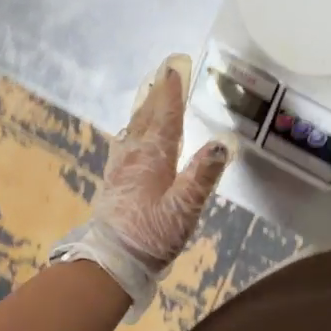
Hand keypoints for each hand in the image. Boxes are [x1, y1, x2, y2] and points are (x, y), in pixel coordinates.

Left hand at [50, 55, 230, 303]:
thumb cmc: (151, 235)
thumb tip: (220, 144)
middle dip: (157, 96)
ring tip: (149, 95)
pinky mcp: (114, 182)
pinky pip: (125, 144)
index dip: (171, 95)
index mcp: (153, 159)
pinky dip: (132, 130)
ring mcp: (120, 169)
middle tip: (163, 72)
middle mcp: (134, 157)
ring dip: (143, 110)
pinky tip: (131, 135)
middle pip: (146, 119)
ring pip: (133, 130)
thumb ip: (201, 176)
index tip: (174, 69)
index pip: (166, 119)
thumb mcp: (185, 209)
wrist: (111, 262)